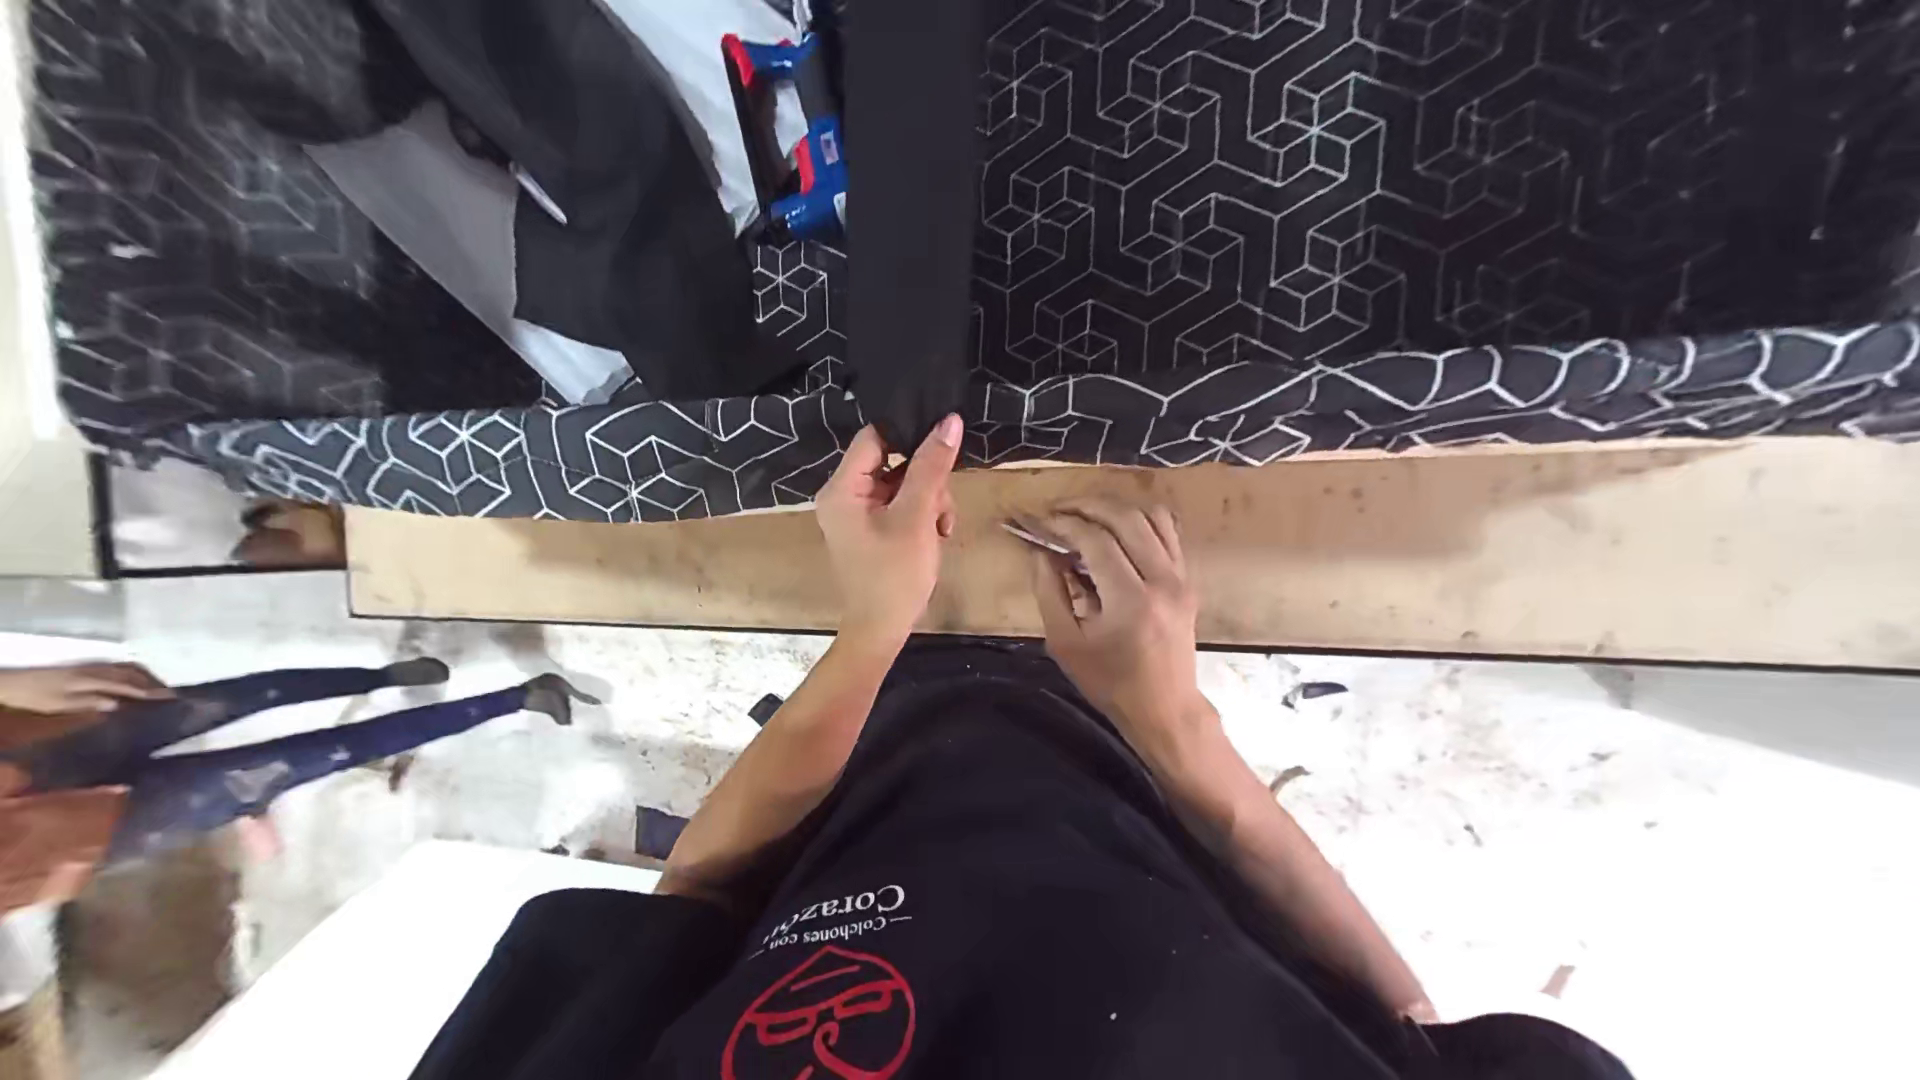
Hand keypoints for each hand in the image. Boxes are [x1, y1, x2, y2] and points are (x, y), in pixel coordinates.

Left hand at [0, 663, 171, 714]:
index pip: (129, 686)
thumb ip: (89, 703)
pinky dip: (134, 672)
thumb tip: (118, 704)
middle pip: (134, 674)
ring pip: (129, 668)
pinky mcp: (89, 666)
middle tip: (168, 692)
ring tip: (156, 685)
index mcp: (94, 680)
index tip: (169, 697)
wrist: (9, 682)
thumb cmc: (33, 696)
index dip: (149, 691)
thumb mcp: (57, 704)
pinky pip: (121, 667)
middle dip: (153, 682)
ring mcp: (94, 666)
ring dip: (146, 676)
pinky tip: (135, 678)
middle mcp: (99, 670)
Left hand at [816, 415, 963, 648]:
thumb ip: (932, 467)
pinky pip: (900, 505)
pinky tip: (936, 534)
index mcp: (842, 489)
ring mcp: (857, 514)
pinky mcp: (871, 528)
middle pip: (892, 462)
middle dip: (925, 480)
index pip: (874, 438)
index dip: (908, 434)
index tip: (943, 442)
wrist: (882, 630)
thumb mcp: (916, 517)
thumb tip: (950, 421)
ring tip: (941, 528)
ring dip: (929, 500)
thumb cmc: (894, 574)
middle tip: (943, 505)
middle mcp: (843, 495)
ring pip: (902, 484)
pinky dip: (921, 514)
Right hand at [1029, 498, 1216, 760]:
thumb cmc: (1109, 681)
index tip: (1039, 521)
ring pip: (1151, 517)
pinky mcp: (1188, 579)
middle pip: (1125, 518)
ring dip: (1114, 508)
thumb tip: (1041, 551)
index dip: (1063, 525)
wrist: (1164, 708)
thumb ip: (1049, 591)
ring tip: (1084, 514)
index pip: (1095, 541)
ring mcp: (1181, 577)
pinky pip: (1168, 532)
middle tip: (1057, 510)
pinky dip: (1139, 519)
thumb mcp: (1065, 642)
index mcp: (1130, 601)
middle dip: (1086, 506)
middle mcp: (1163, 581)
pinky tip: (1115, 527)